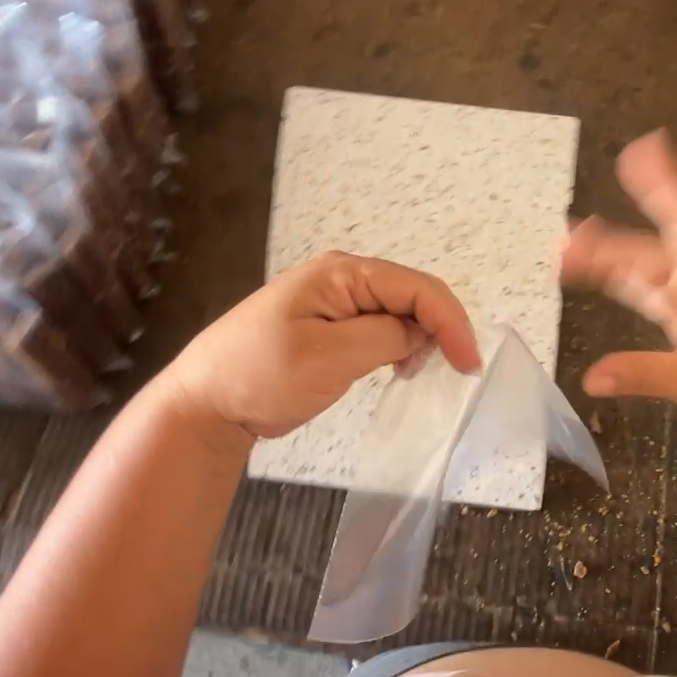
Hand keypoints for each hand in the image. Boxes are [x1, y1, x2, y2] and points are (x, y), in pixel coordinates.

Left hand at [163, 252, 481, 439]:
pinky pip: (381, 327)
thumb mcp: (328, 357)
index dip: (451, 322)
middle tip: (450, 372)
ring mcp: (336, 300)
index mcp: (342, 274)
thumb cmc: (261, 376)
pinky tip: (396, 370)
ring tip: (413, 374)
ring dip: (420, 339)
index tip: (468, 365)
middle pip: (413, 295)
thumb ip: (385, 338)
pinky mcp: (332, 325)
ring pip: (400, 311)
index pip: (417, 288)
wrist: (208, 402)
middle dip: (439, 329)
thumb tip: (419, 335)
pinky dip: (399, 347)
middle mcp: (343, 277)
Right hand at [562, 130, 676, 458]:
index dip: (664, 182)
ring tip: (568, 257)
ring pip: (648, 272)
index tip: (642, 146)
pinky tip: (604, 286)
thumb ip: (642, 374)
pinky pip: (653, 297)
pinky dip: (627, 289)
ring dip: (611, 263)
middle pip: (651, 249)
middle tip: (567, 234)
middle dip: (610, 239)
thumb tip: (591, 377)